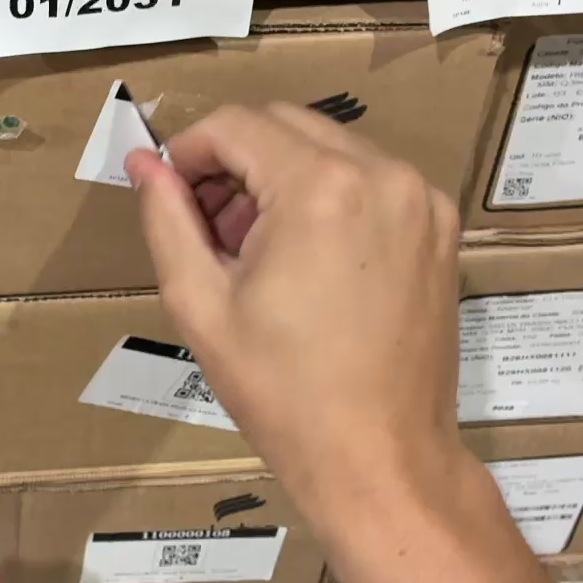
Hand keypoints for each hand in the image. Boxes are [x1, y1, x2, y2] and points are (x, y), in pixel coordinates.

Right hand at [125, 103, 466, 523]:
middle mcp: (382, 174)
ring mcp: (421, 198)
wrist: (381, 460)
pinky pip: (364, 176)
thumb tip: (142, 160)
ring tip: (250, 244)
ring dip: (274, 173)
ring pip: (323, 145)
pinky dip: (320, 191)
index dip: (188, 150)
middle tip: (205, 222)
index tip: (169, 192)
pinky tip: (301, 252)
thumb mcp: (198, 300)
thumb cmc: (278, 388)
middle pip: (281, 123)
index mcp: (321, 188)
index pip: (235, 123)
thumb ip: (165, 216)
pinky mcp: (440, 225)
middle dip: (230, 159)